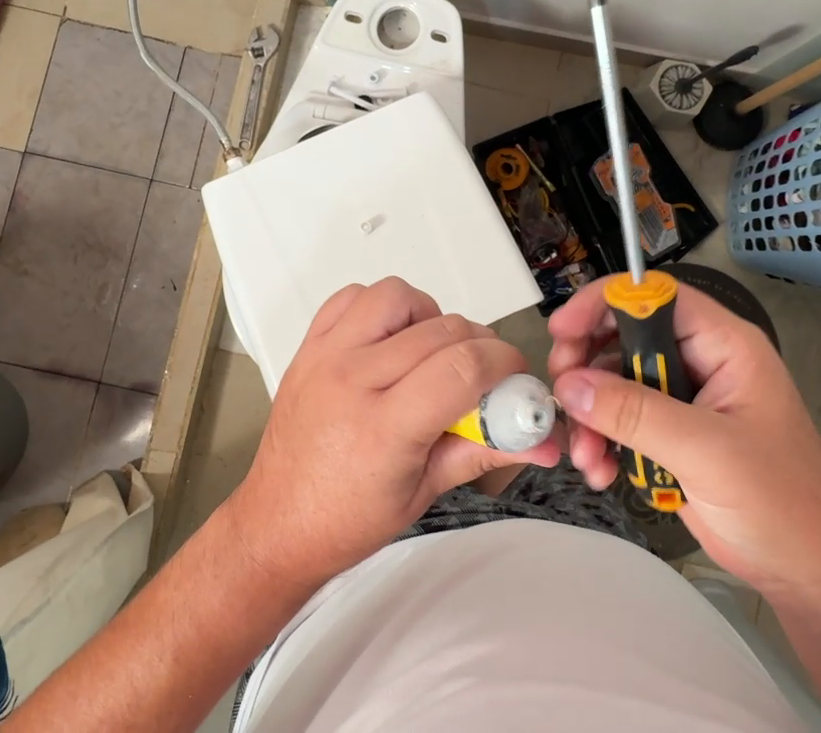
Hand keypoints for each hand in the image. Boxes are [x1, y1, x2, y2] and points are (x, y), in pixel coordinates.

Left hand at [225, 278, 561, 589]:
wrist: (277, 523)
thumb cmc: (348, 519)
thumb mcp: (426, 492)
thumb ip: (485, 452)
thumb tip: (543, 442)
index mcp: (384, 428)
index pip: (463, 366)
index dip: (504, 363)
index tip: (514, 376)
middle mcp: (352, 381)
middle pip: (442, 330)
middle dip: (480, 345)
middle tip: (484, 374)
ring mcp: (325, 357)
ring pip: (397, 296)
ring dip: (428, 317)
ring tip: (432, 353)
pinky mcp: (308, 348)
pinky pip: (350, 297)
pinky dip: (381, 308)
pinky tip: (391, 341)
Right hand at [548, 276, 820, 595]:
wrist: (807, 572)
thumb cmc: (779, 501)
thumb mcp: (705, 451)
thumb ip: (635, 413)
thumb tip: (569, 384)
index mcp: (723, 346)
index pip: (655, 297)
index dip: (604, 303)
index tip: (561, 331)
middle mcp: (699, 363)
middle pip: (623, 336)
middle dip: (586, 366)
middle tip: (559, 397)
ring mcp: (682, 401)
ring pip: (613, 382)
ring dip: (589, 417)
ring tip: (585, 458)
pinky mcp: (670, 436)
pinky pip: (618, 421)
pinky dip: (601, 442)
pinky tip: (600, 472)